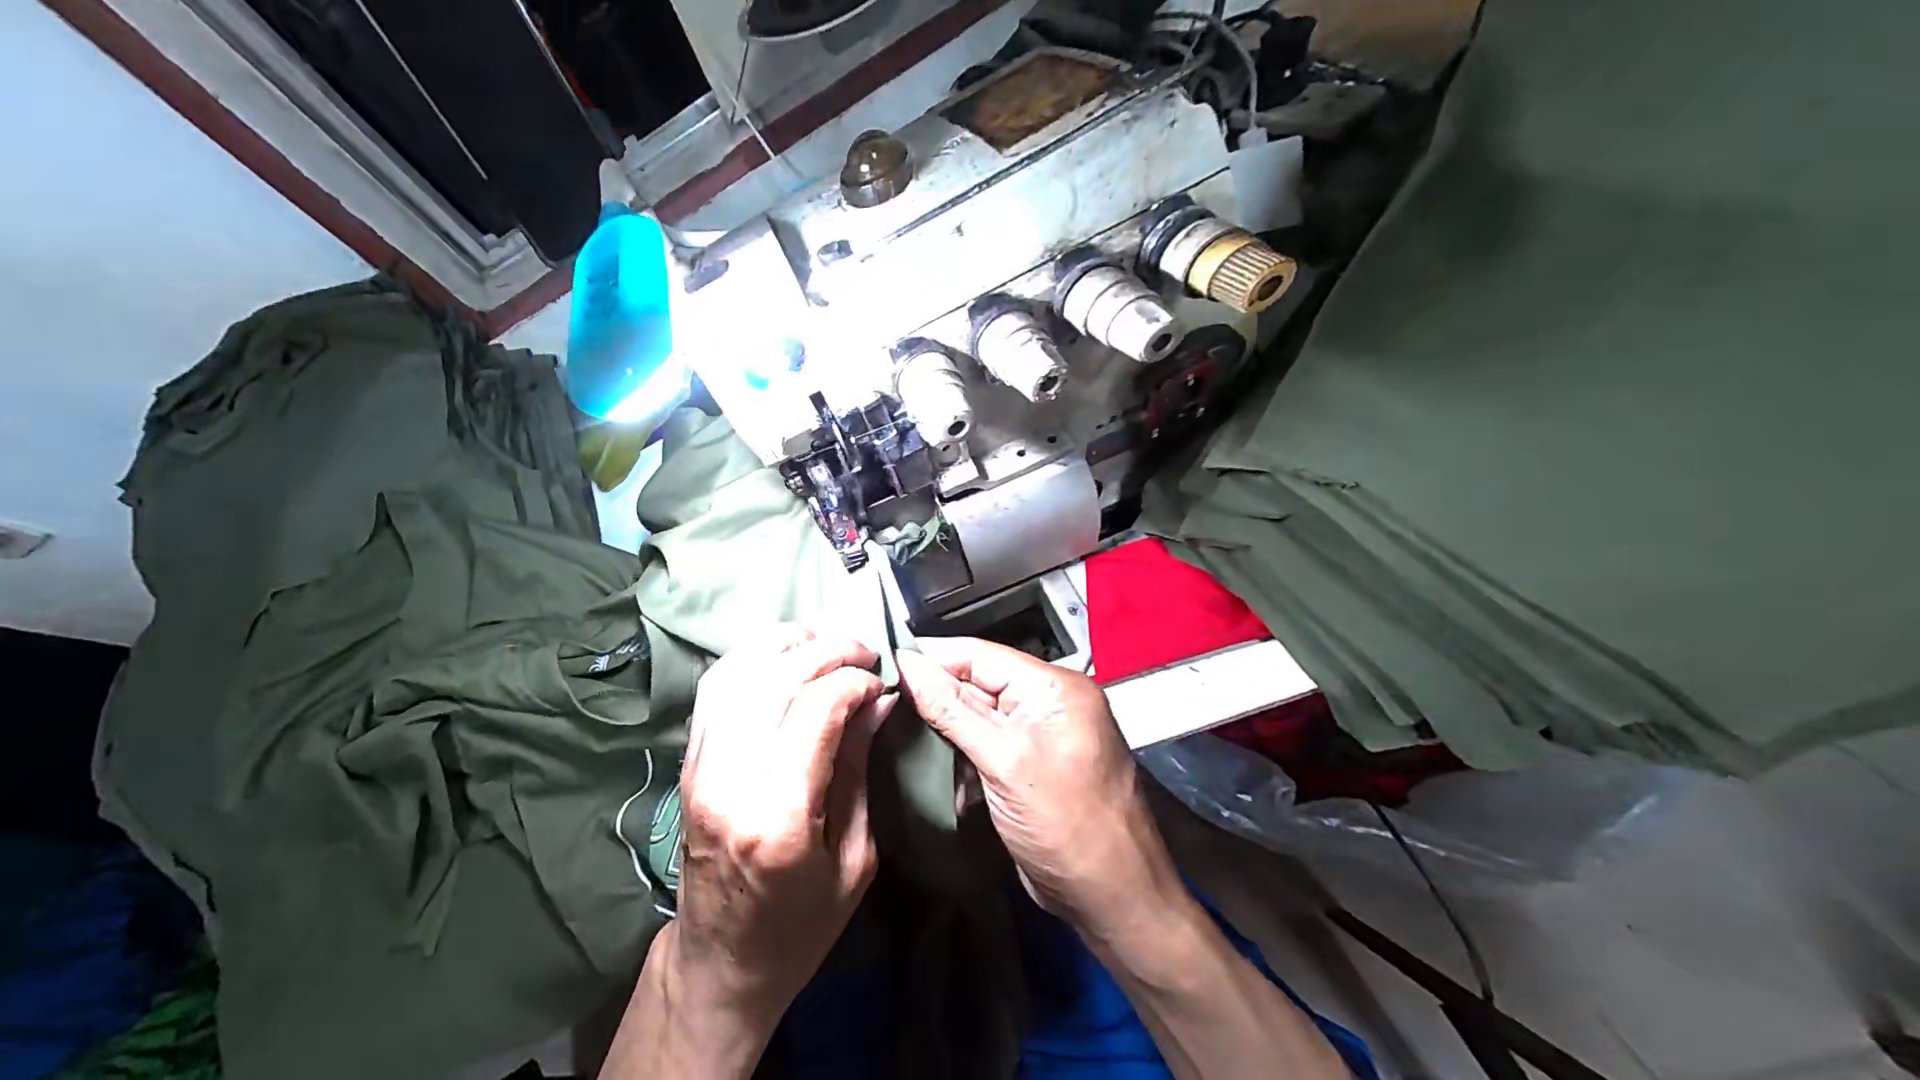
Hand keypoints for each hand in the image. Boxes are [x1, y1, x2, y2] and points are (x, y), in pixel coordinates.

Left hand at [602, 628, 892, 1079]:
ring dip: (786, 644)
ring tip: (825, 647)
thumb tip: (879, 699)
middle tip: (863, 654)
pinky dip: (751, 659)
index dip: (856, 681)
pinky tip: (783, 660)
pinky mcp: (688, 763)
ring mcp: (700, 767)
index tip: (879, 685)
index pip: (817, 706)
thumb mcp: (855, 855)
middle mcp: (730, 780)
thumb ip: (860, 767)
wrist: (720, 960)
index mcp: (778, 814)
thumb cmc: (800, 924)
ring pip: (738, 670)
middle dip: (828, 650)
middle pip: (777, 676)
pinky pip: (715, 688)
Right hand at [895, 638, 1181, 937]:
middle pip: (980, 681)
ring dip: (951, 730)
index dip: (934, 657)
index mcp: (1055, 687)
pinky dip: (967, 756)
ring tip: (913, 740)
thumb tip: (910, 665)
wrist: (1113, 899)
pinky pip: (991, 743)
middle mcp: (1051, 702)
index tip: (888, 663)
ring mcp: (1044, 734)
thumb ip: (952, 709)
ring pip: (981, 714)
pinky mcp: (1034, 764)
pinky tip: (951, 778)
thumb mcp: (1003, 762)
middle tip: (891, 704)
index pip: (982, 654)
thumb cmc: (1068, 829)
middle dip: (939, 695)